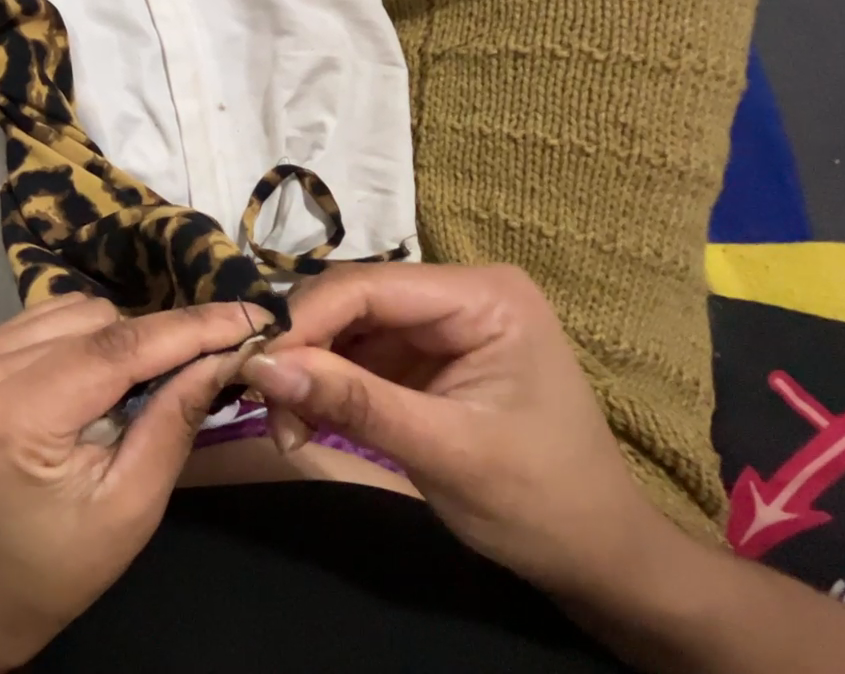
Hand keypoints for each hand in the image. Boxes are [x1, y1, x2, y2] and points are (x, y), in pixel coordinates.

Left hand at [0, 294, 263, 651]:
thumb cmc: (65, 558)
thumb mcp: (133, 504)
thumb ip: (174, 420)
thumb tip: (224, 353)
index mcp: (16, 418)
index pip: (113, 349)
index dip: (187, 328)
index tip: (250, 316)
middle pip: (96, 321)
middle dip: (158, 340)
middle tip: (198, 371)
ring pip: (76, 311)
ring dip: (121, 338)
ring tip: (134, 392)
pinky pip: (50, 318)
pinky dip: (88, 338)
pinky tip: (97, 381)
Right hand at [238, 263, 668, 595]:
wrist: (593, 557)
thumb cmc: (542, 503)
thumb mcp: (446, 452)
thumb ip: (352, 402)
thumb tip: (258, 366)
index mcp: (482, 297)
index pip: (366, 287)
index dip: (302, 321)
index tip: (252, 367)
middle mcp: (452, 294)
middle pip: (344, 302)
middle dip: (299, 353)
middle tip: (266, 408)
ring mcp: (430, 323)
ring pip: (334, 327)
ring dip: (301, 374)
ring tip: (286, 428)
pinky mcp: (412, 354)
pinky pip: (343, 354)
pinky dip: (316, 388)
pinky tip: (302, 422)